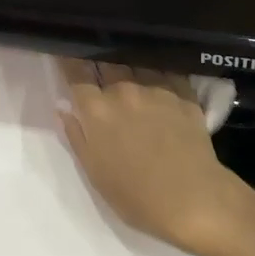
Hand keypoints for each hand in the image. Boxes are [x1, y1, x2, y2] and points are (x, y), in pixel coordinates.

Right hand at [56, 58, 254, 255]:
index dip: (69, 62)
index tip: (66, 56)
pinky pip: (169, 72)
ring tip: (130, 66)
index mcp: (97, 111)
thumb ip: (77, 138)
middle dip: (100, 60)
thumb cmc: (136, 197)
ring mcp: (158, 89)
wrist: (191, 199)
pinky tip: (161, 75)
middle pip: (107, 61)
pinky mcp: (186, 96)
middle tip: (99, 65)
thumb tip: (64, 109)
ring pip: (138, 63)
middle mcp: (125, 90)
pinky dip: (160, 71)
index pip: (76, 74)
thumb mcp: (96, 174)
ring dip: (130, 63)